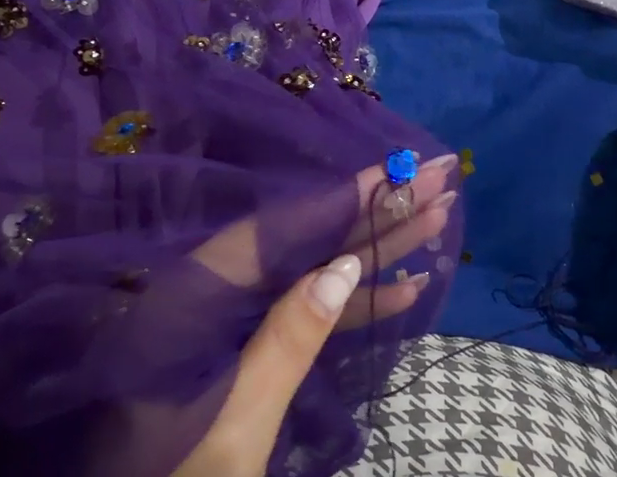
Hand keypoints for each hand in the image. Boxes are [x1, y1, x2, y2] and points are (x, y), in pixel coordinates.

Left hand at [170, 158, 455, 476]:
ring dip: (377, 251)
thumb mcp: (235, 418)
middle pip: (306, 243)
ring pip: (317, 274)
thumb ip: (287, 340)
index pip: (279, 231)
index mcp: (195, 296)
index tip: (394, 170)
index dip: (341, 199)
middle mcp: (218, 293)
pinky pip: (312, 315)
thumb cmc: (178, 473)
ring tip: (438, 219)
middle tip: (436, 179)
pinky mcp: (255, 348)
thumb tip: (341, 268)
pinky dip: (358, 305)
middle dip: (373, 213)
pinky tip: (406, 289)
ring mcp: (239, 321)